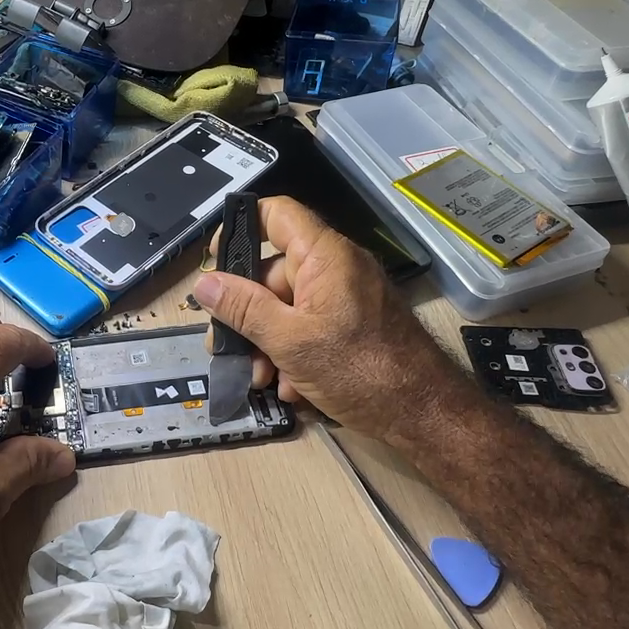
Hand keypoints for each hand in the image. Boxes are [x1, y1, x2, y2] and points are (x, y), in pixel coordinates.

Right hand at [195, 196, 438, 436]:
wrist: (426, 415)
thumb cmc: (359, 370)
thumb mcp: (289, 341)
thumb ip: (243, 309)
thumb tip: (202, 283)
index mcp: (324, 256)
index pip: (277, 214)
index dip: (241, 227)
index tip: (215, 261)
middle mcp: (337, 268)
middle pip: (273, 272)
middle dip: (247, 312)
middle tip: (225, 346)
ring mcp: (347, 298)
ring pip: (288, 307)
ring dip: (266, 342)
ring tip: (261, 378)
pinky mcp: (355, 326)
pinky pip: (310, 326)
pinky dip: (294, 353)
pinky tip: (290, 386)